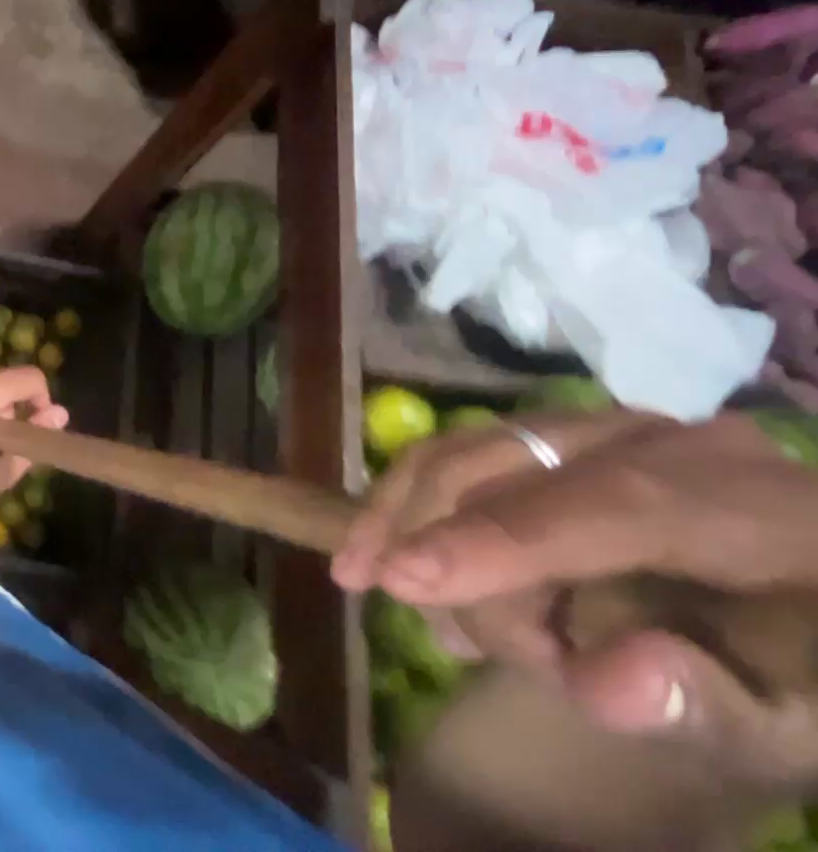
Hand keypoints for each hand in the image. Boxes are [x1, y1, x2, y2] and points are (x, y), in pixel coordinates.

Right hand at [333, 412, 817, 788]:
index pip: (618, 505)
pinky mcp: (545, 437)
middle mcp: (666, 443)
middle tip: (460, 649)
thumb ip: (712, 706)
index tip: (402, 581)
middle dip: (455, 562)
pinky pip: (450, 455)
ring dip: (405, 528)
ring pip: (460, 456)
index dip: (503, 540)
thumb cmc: (785, 668)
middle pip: (511, 474)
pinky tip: (375, 554)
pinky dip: (401, 503)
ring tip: (408, 607)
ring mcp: (595, 431)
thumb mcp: (791, 720)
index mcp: (758, 506)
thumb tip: (610, 687)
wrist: (777, 605)